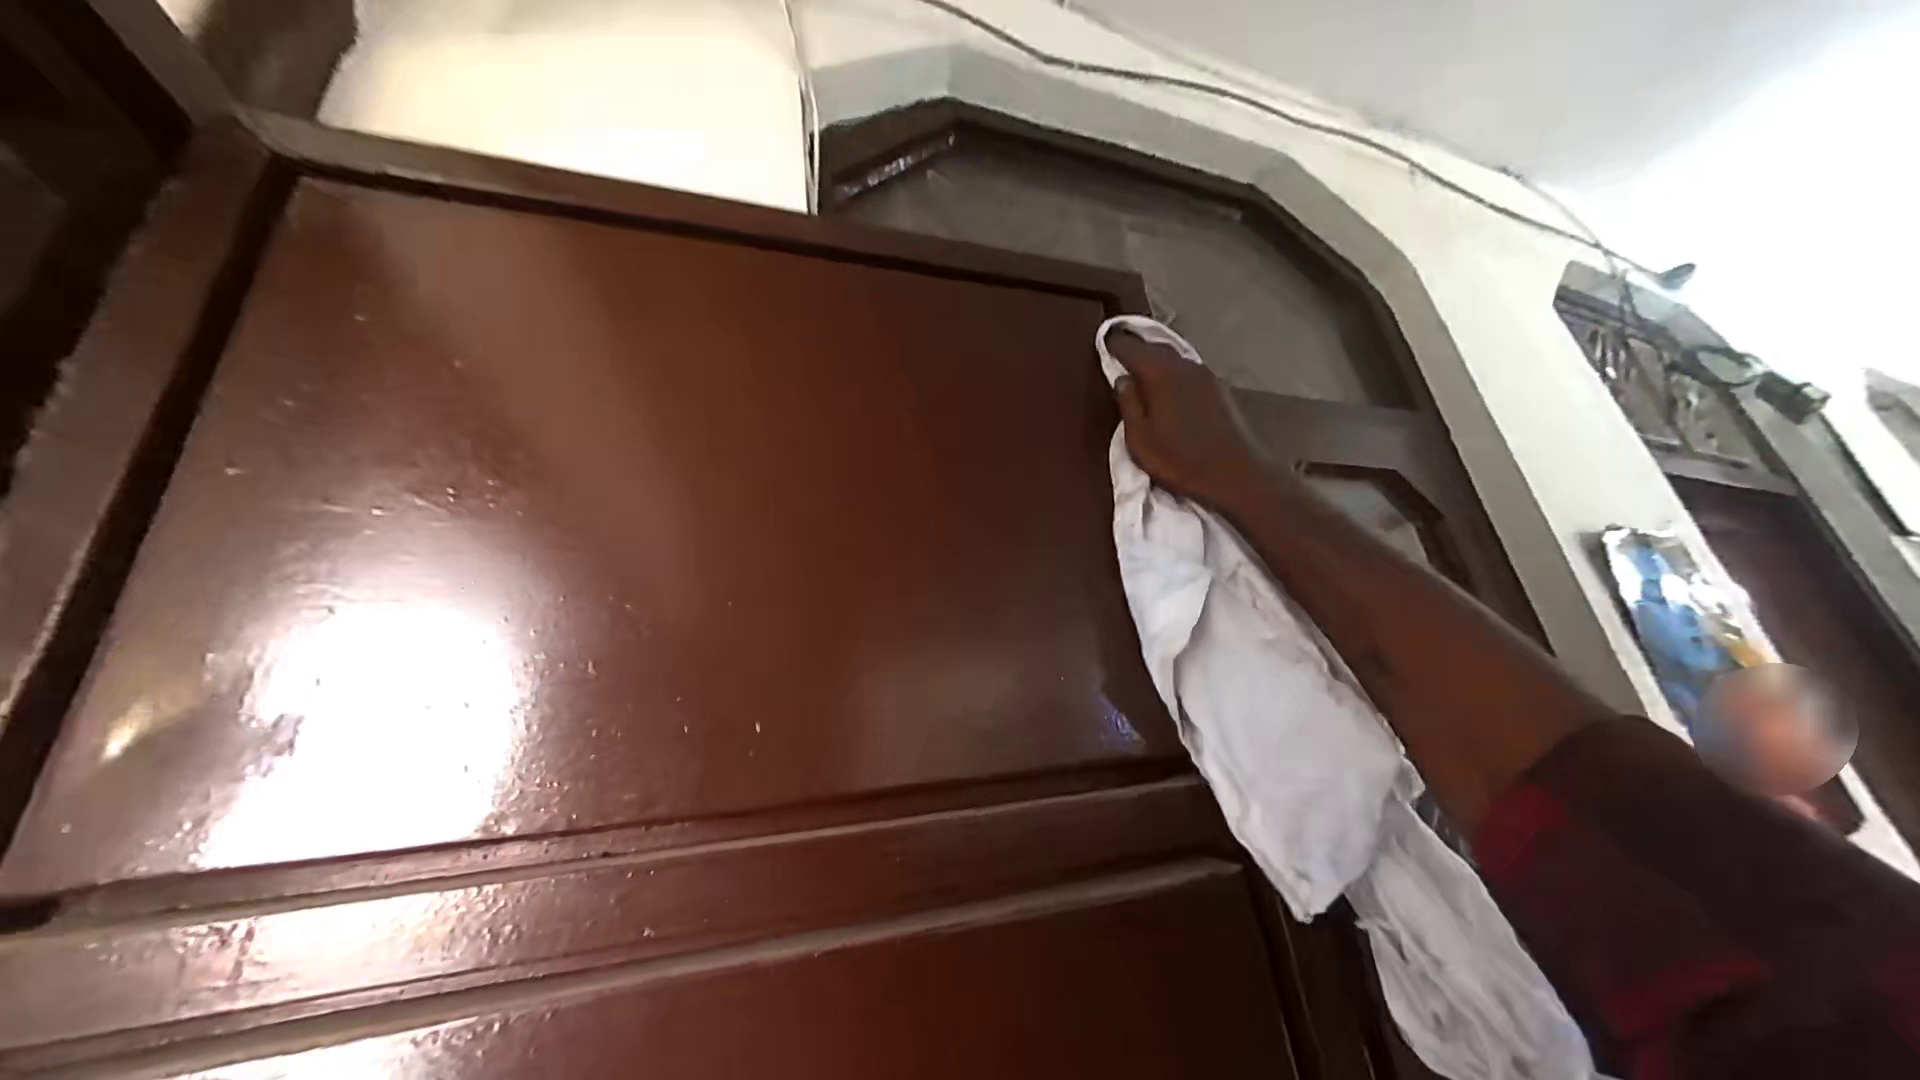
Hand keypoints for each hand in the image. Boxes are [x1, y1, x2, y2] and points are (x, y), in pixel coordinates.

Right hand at [1109, 331, 1272, 508]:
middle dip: (1136, 348)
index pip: (1131, 347)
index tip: (1103, 343)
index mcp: (1160, 374)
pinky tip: (1168, 386)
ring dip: (1156, 360)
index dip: (1115, 343)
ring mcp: (1206, 376)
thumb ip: (1129, 404)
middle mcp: (1184, 366)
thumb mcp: (1140, 439)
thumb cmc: (1180, 461)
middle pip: (1155, 347)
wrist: (1236, 475)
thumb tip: (1122, 378)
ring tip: (1141, 369)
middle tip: (1118, 352)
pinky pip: (1188, 371)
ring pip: (1174, 358)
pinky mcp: (1219, 389)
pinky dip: (1173, 372)